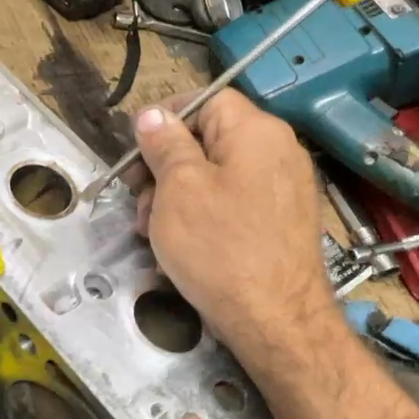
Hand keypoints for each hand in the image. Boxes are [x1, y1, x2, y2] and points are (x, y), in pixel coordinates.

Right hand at [132, 90, 341, 366]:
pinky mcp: (281, 221)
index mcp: (256, 131)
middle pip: (208, 139)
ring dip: (176, 196)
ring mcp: (283, 188)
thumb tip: (153, 115)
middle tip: (137, 199)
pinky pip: (232, 202)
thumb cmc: (219, 247)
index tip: (134, 151)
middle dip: (164, 166)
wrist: (275, 320)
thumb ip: (165, 143)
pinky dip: (202, 214)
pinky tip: (180, 245)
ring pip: (216, 174)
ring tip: (152, 230)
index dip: (165, 118)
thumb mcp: (177, 188)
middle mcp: (278, 151)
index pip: (206, 99)